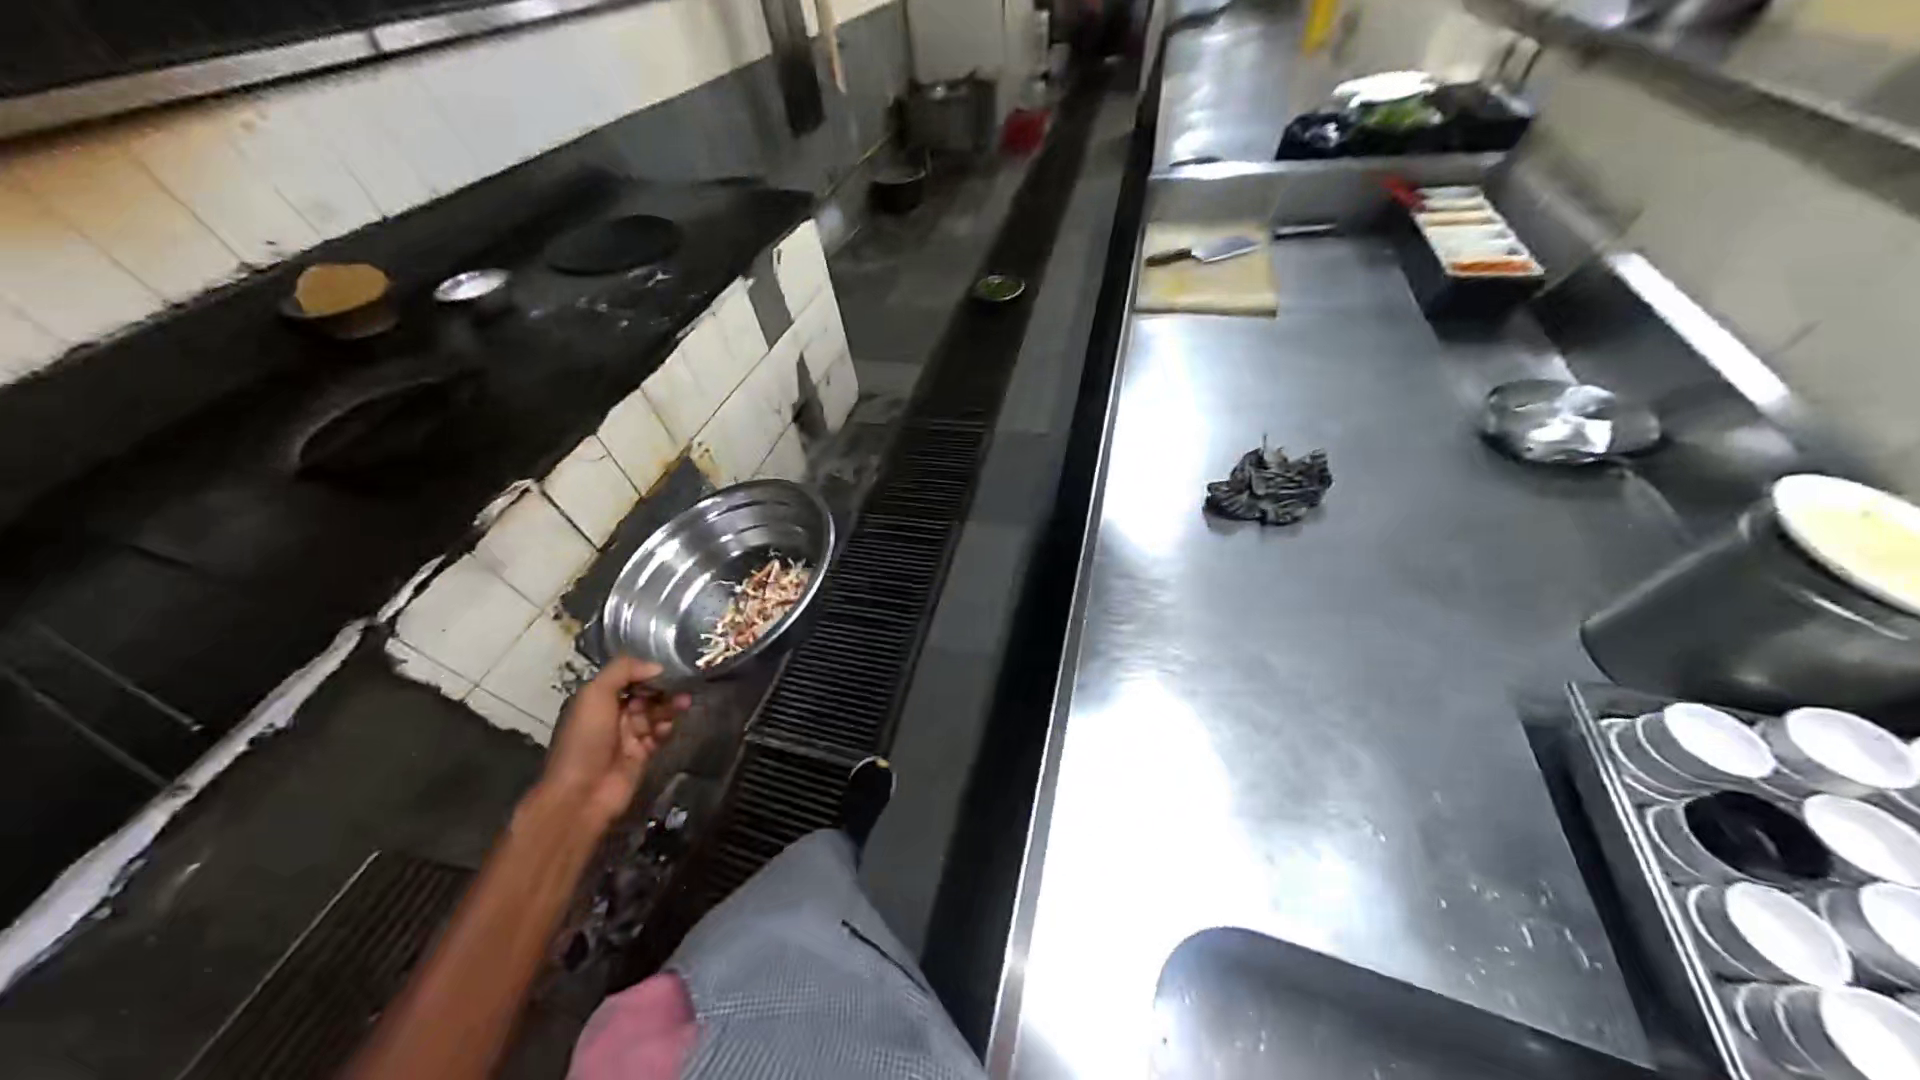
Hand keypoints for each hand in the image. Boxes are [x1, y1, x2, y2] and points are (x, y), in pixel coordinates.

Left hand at [535, 657, 690, 830]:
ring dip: (669, 707)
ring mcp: (627, 737)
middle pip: (645, 696)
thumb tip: (657, 667)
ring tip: (684, 703)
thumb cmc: (585, 740)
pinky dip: (665, 730)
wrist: (582, 793)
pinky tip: (667, 728)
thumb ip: (623, 671)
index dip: (647, 673)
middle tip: (683, 687)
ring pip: (655, 714)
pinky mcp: (641, 755)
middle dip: (663, 690)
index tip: (667, 670)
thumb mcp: (595, 694)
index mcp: (597, 700)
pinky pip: (659, 736)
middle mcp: (612, 716)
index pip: (628, 679)